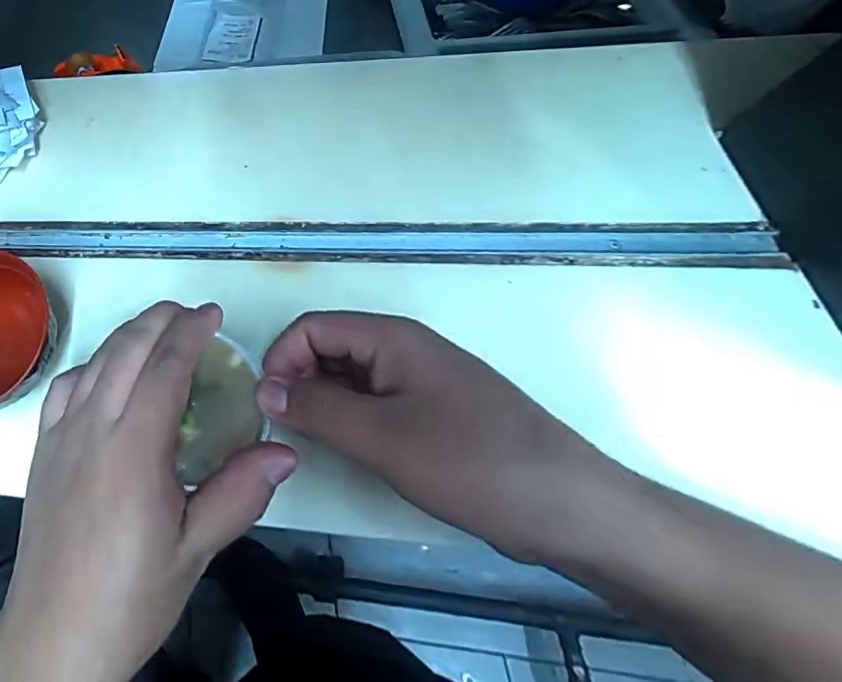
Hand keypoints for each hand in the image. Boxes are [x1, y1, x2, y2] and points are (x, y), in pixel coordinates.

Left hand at [0, 302, 297, 681]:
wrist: (55, 635)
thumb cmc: (131, 596)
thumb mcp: (196, 549)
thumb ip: (239, 493)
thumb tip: (282, 452)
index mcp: (133, 446)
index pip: (165, 367)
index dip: (190, 333)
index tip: (211, 314)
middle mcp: (92, 426)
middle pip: (127, 350)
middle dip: (159, 321)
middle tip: (189, 312)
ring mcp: (60, 433)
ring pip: (95, 362)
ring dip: (126, 336)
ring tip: (155, 329)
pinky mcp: (42, 447)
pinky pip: (64, 388)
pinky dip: (90, 365)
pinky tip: (103, 372)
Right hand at [257, 311, 630, 564]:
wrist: (577, 512)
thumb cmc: (475, 464)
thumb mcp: (384, 438)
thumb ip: (317, 409)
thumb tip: (263, 388)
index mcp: (391, 337)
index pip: (311, 328)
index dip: (282, 360)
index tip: (271, 406)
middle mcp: (404, 347)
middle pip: (329, 348)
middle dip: (301, 382)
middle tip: (292, 429)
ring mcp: (422, 378)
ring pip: (351, 376)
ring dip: (326, 402)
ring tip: (321, 443)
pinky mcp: (435, 409)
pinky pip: (377, 400)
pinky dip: (354, 418)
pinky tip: (358, 450)